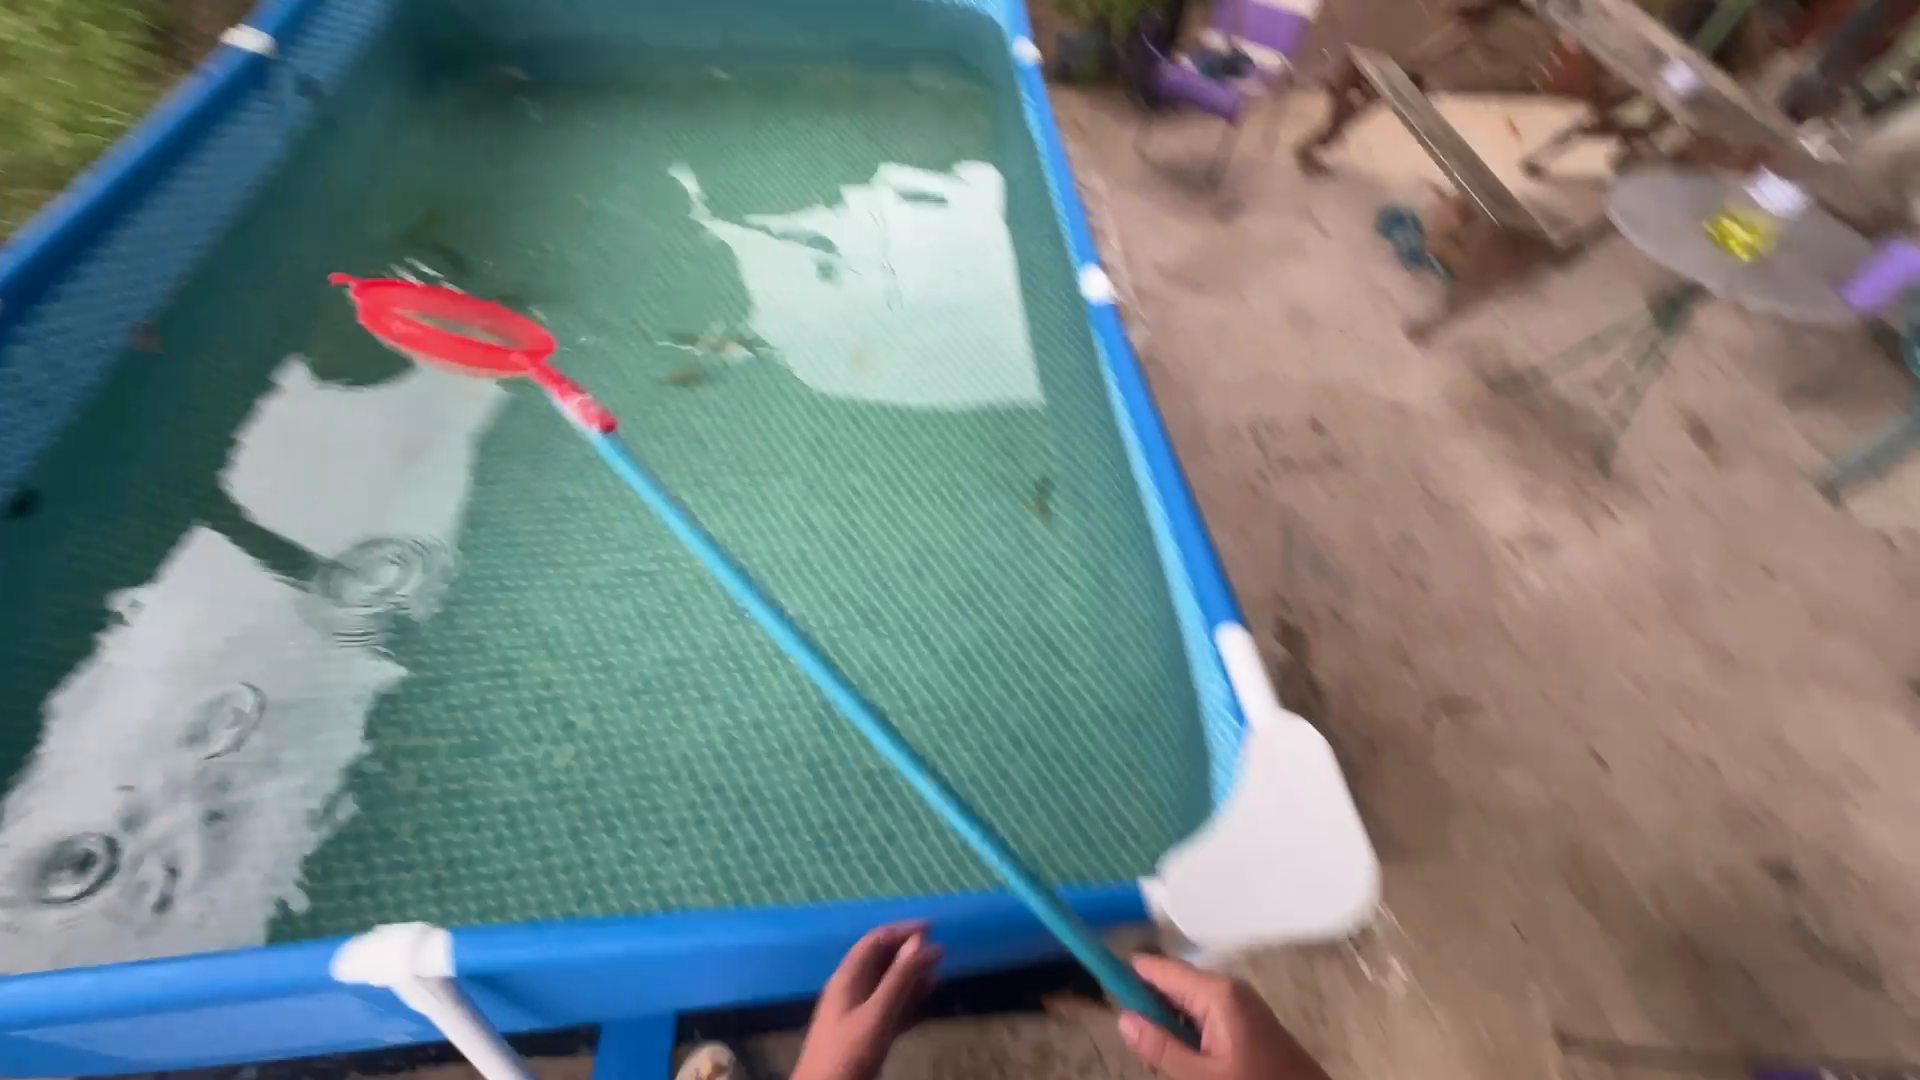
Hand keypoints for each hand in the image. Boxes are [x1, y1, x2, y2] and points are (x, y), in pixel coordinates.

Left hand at [791, 923, 943, 1079]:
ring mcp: (856, 1012)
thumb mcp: (877, 1015)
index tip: (932, 928)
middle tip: (938, 952)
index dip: (902, 931)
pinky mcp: (863, 1034)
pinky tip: (924, 1001)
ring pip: (886, 984)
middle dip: (908, 952)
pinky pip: (888, 1007)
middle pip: (881, 960)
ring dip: (909, 976)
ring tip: (936, 973)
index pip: (875, 941)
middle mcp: (851, 989)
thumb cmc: (847, 1054)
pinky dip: (906, 1000)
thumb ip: (898, 979)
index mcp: (848, 977)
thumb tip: (920, 941)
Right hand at [1117, 954, 1329, 1079]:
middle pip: (1169, 986)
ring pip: (1185, 1007)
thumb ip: (1160, 1048)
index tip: (1104, 994)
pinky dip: (1193, 1041)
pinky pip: (1205, 1019)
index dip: (1128, 977)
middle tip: (1154, 1058)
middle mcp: (1227, 987)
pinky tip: (1199, 1070)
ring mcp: (1240, 1004)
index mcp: (1216, 992)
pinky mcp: (1249, 1023)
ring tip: (1180, 1069)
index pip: (1156, 967)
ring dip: (1173, 1034)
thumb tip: (1123, 1018)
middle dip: (1153, 1016)